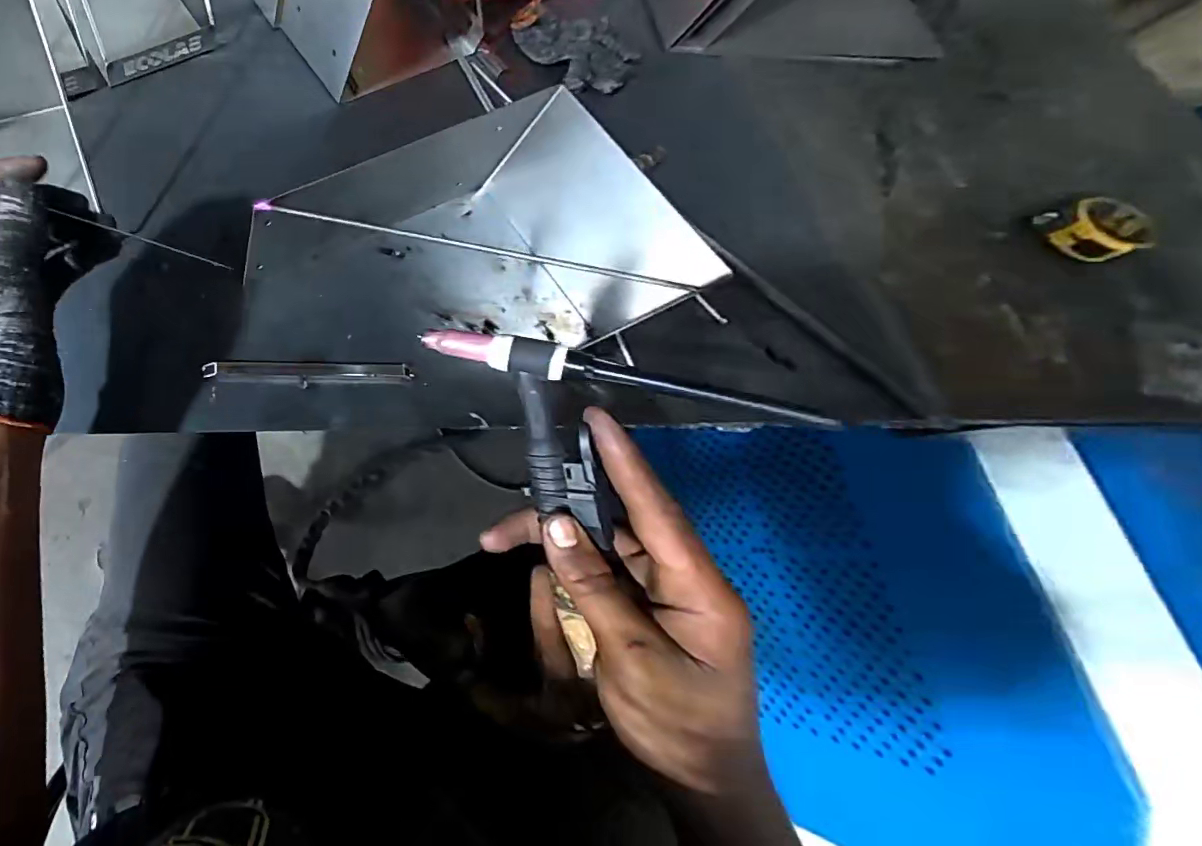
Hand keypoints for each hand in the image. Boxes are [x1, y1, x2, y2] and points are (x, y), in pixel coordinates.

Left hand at [0, 156, 117, 428]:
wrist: (10, 407)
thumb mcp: (6, 278)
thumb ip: (16, 225)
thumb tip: (23, 182)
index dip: (3, 176)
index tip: (43, 169)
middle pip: (5, 215)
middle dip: (48, 207)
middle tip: (86, 208)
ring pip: (33, 239)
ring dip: (70, 230)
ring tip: (108, 227)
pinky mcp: (26, 299)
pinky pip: (50, 265)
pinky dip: (76, 255)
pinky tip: (107, 248)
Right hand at [481, 409, 792, 840]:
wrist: (702, 782)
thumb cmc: (677, 724)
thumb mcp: (632, 659)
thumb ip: (594, 587)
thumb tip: (556, 524)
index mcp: (700, 586)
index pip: (657, 509)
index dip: (624, 460)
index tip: (597, 419)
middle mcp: (682, 575)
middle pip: (615, 522)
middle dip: (557, 514)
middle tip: (502, 528)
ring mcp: (662, 587)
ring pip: (599, 540)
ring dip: (552, 540)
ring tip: (500, 543)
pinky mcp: (643, 600)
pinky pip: (598, 565)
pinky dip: (564, 562)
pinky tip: (535, 565)